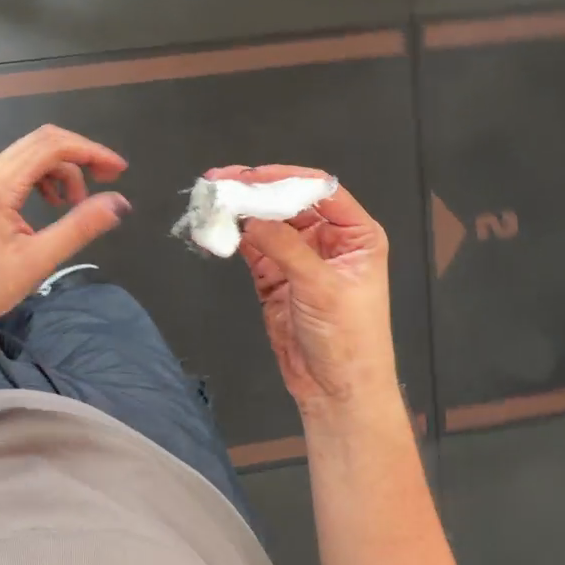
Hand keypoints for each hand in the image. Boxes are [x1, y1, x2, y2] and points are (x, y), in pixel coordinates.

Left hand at [0, 126, 130, 325]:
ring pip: (34, 153)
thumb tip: (119, 202)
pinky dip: (48, 178)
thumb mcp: (39, 259)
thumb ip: (80, 226)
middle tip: (108, 180)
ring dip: (65, 170)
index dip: (90, 151)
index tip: (119, 171)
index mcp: (0, 185)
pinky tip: (56, 204)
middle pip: (44, 141)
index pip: (52, 146)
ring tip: (77, 204)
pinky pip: (24, 168)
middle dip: (81, 154)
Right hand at [206, 165, 396, 411]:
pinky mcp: (273, 276)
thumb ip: (284, 246)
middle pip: (286, 202)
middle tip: (219, 181)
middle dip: (254, 190)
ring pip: (264, 222)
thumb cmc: (348, 337)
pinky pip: (250, 246)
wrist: (335, 389)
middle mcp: (327, 239)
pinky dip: (231, 236)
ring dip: (238, 211)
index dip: (285, 178)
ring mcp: (297, 257)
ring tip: (209, 199)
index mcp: (355, 234)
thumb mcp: (321, 287)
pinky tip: (213, 228)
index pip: (320, 191)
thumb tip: (247, 215)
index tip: (250, 175)